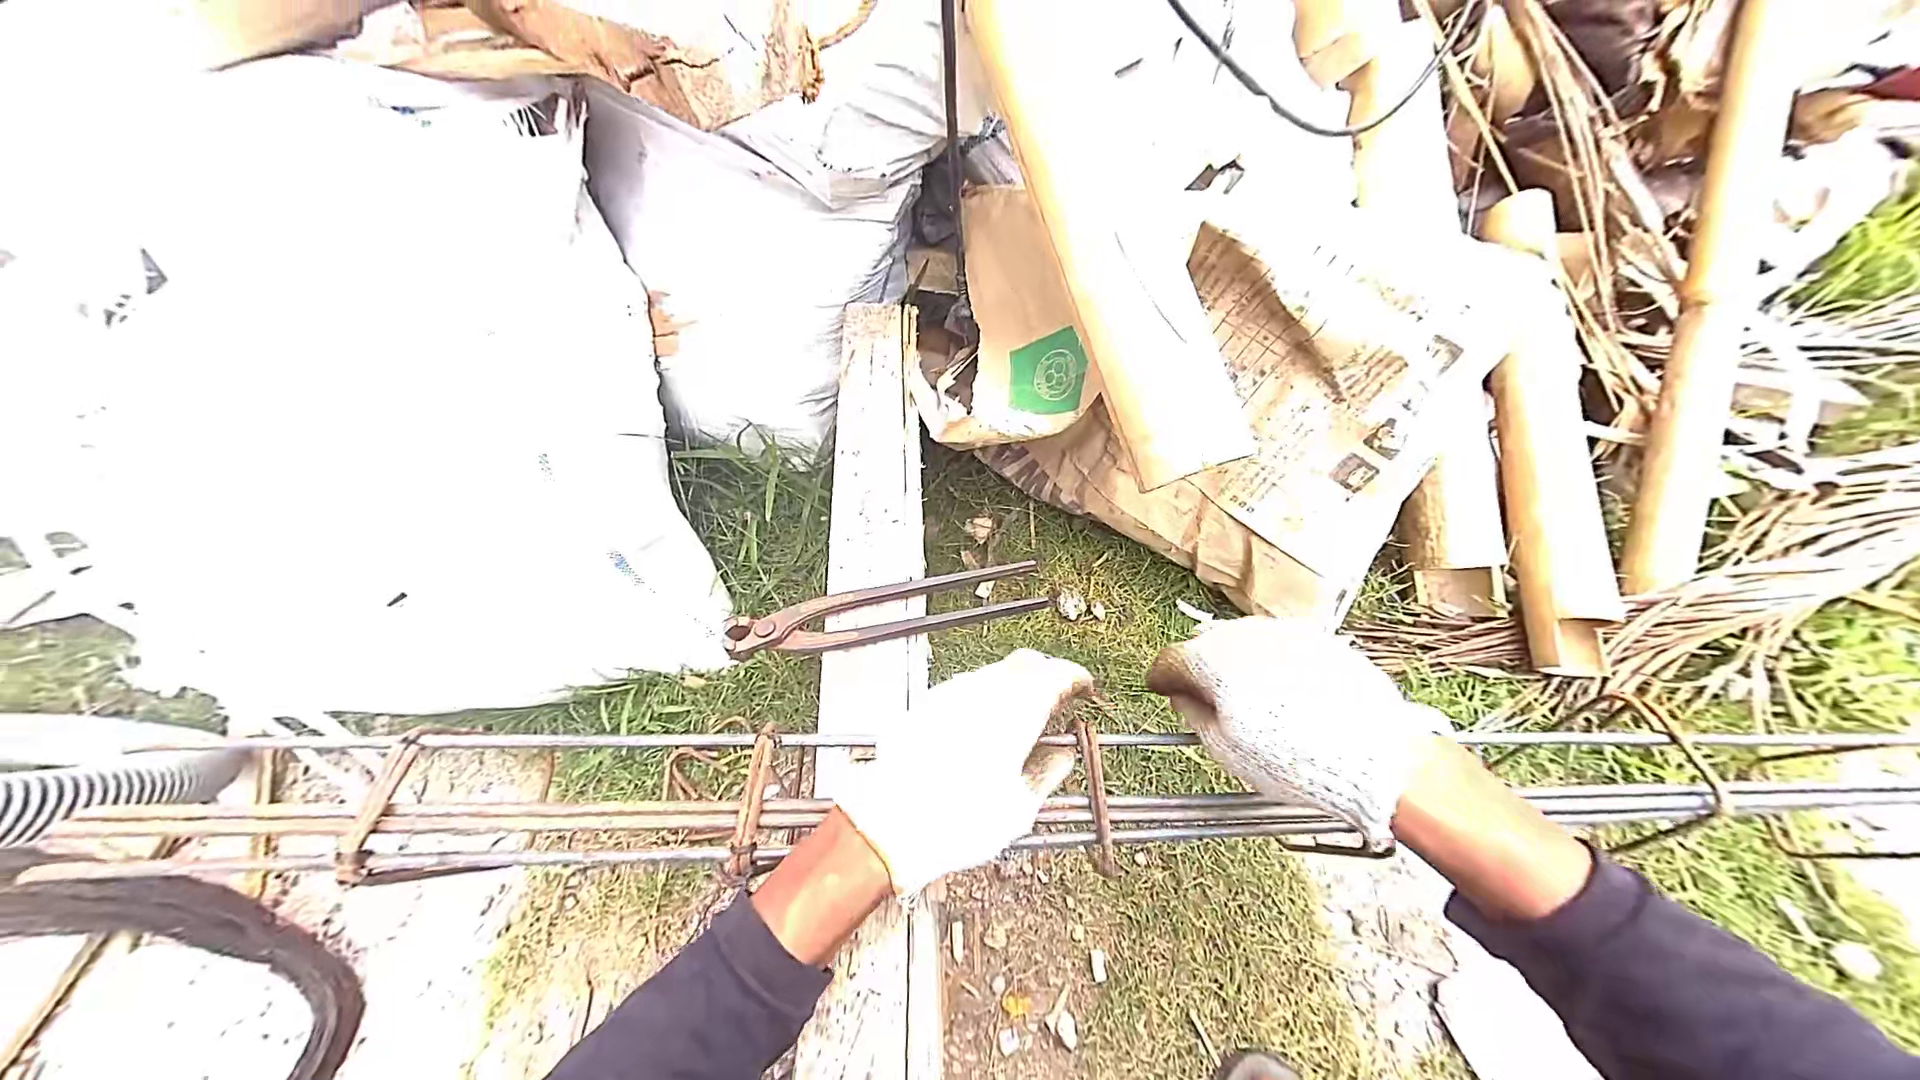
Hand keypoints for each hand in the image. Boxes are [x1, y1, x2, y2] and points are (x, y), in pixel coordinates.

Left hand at [834, 649, 1092, 893]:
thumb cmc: (961, 819)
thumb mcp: (1020, 806)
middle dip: (1046, 674)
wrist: (891, 821)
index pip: (1057, 672)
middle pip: (1026, 661)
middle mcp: (987, 689)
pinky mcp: (928, 701)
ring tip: (1020, 716)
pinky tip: (982, 725)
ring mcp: (953, 691)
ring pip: (994, 672)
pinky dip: (984, 695)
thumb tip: (1064, 753)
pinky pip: (966, 686)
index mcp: (1018, 708)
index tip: (1084, 689)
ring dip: (1014, 685)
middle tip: (1056, 700)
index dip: (1076, 678)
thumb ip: (1048, 770)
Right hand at [1146, 616, 1447, 849]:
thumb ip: (1192, 712)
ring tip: (1249, 700)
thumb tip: (1180, 693)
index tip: (1161, 688)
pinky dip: (1267, 662)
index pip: (1170, 659)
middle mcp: (1241, 636)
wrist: (1376, 756)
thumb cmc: (1294, 760)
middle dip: (1199, 670)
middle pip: (1203, 646)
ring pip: (1238, 642)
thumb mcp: (1225, 747)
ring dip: (1233, 663)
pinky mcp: (1313, 637)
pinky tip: (1282, 693)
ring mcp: (1279, 632)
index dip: (1161, 677)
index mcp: (1211, 663)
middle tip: (1206, 700)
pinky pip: (1274, 645)